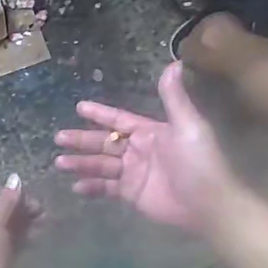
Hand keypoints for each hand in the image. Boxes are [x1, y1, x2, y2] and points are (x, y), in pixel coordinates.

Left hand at [0, 175, 40, 267]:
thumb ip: (4, 202)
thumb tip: (15, 177)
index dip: (11, 194)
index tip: (32, 197)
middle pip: (2, 211)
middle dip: (22, 208)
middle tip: (44, 210)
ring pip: (10, 228)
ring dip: (27, 221)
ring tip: (47, 220)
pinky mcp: (1, 262)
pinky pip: (15, 243)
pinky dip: (26, 236)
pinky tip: (40, 234)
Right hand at [53, 62, 244, 232]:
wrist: (209, 205)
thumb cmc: (199, 163)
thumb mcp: (188, 126)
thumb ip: (174, 98)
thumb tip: (175, 62)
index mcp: (150, 133)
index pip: (119, 120)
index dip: (100, 114)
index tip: (79, 107)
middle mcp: (138, 151)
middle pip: (103, 142)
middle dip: (81, 140)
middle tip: (58, 138)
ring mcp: (133, 173)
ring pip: (100, 165)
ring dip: (80, 163)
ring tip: (60, 163)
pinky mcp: (132, 194)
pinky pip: (106, 188)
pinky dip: (91, 187)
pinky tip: (76, 187)